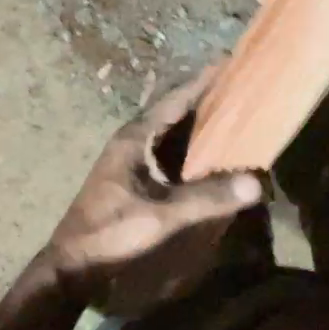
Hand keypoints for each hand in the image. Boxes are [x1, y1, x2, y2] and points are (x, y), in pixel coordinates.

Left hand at [44, 70, 265, 313]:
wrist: (72, 267)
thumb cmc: (110, 233)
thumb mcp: (161, 215)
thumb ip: (207, 198)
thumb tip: (256, 181)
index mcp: (135, 138)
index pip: (174, 98)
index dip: (202, 81)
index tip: (230, 62)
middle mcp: (132, 141)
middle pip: (174, 111)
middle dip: (205, 98)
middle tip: (239, 86)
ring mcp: (131, 160)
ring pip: (171, 132)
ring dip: (198, 123)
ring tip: (232, 114)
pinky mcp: (134, 179)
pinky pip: (168, 152)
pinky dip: (190, 147)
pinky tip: (210, 155)